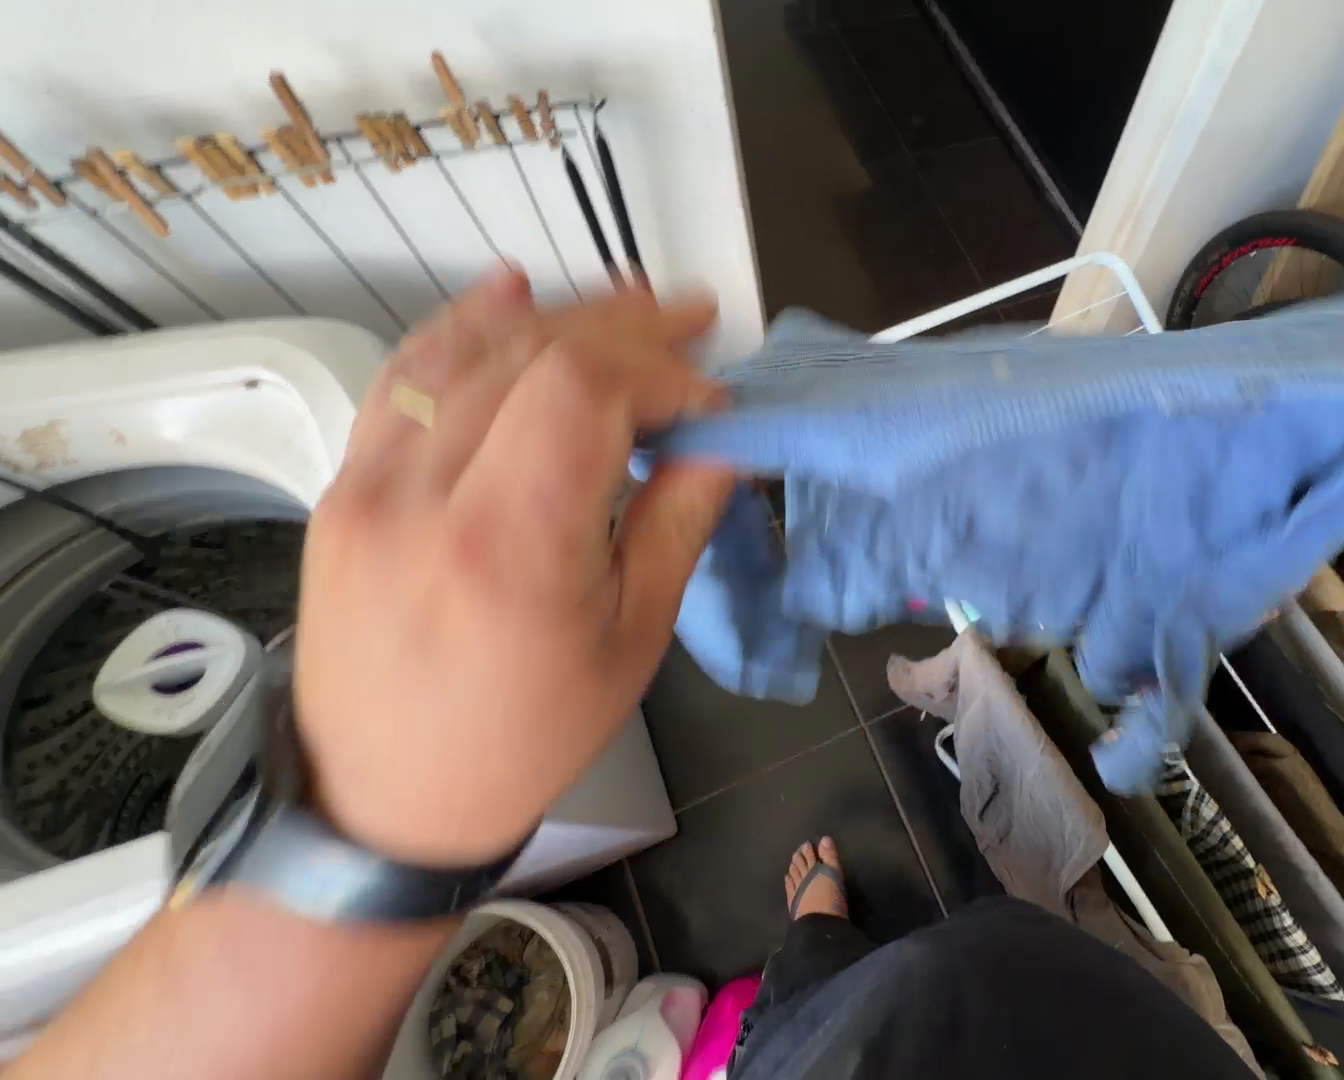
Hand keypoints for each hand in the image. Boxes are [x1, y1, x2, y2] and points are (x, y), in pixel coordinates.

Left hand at [293, 272, 734, 863]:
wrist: (390, 797)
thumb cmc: (535, 730)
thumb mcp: (635, 634)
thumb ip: (679, 519)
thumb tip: (721, 442)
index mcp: (512, 542)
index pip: (586, 391)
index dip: (663, 372)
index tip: (713, 398)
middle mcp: (425, 494)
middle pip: (530, 354)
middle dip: (625, 327)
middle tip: (691, 319)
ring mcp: (368, 484)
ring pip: (469, 352)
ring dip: (560, 317)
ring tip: (627, 301)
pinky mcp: (346, 487)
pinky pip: (406, 379)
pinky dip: (466, 326)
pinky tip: (511, 293)